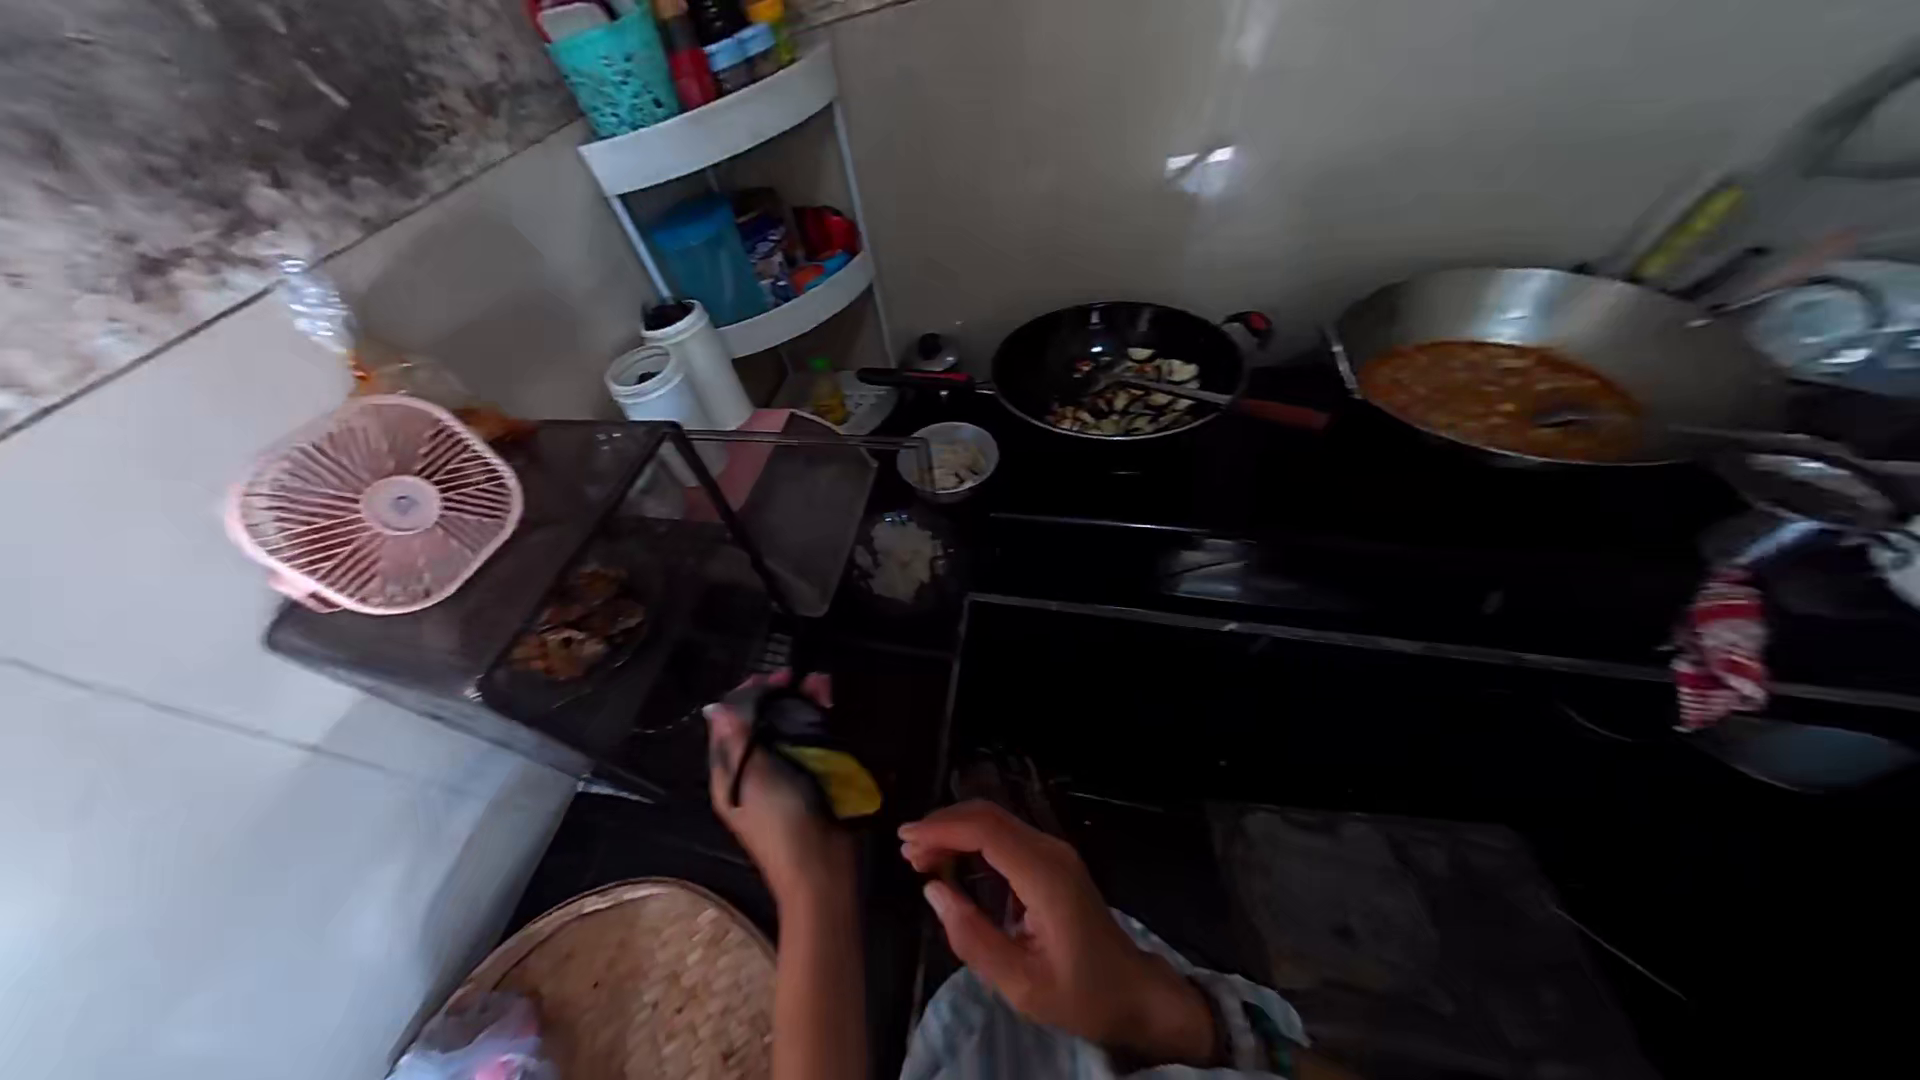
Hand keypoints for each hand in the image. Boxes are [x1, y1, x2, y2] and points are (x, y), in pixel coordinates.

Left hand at [705, 672, 854, 908]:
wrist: (820, 867)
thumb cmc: (780, 823)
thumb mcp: (754, 778)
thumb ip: (737, 741)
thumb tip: (713, 707)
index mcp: (731, 773)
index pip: (730, 725)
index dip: (746, 697)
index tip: (767, 677)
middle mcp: (757, 770)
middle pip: (764, 722)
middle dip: (780, 696)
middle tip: (797, 677)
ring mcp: (787, 773)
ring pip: (790, 727)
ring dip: (803, 702)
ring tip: (821, 684)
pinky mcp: (814, 776)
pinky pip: (813, 740)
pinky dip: (820, 720)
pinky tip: (831, 705)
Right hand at [898, 801, 1217, 1067]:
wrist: (1132, 991)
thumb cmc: (1081, 994)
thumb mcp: (1021, 984)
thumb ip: (972, 937)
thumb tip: (933, 891)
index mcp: (1045, 875)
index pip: (986, 831)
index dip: (942, 829)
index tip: (905, 840)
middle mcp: (1049, 850)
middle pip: (988, 816)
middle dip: (942, 826)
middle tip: (907, 852)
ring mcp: (1052, 851)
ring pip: (995, 821)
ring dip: (954, 831)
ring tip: (920, 858)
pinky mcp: (1050, 859)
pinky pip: (1004, 836)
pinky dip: (971, 841)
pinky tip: (951, 861)